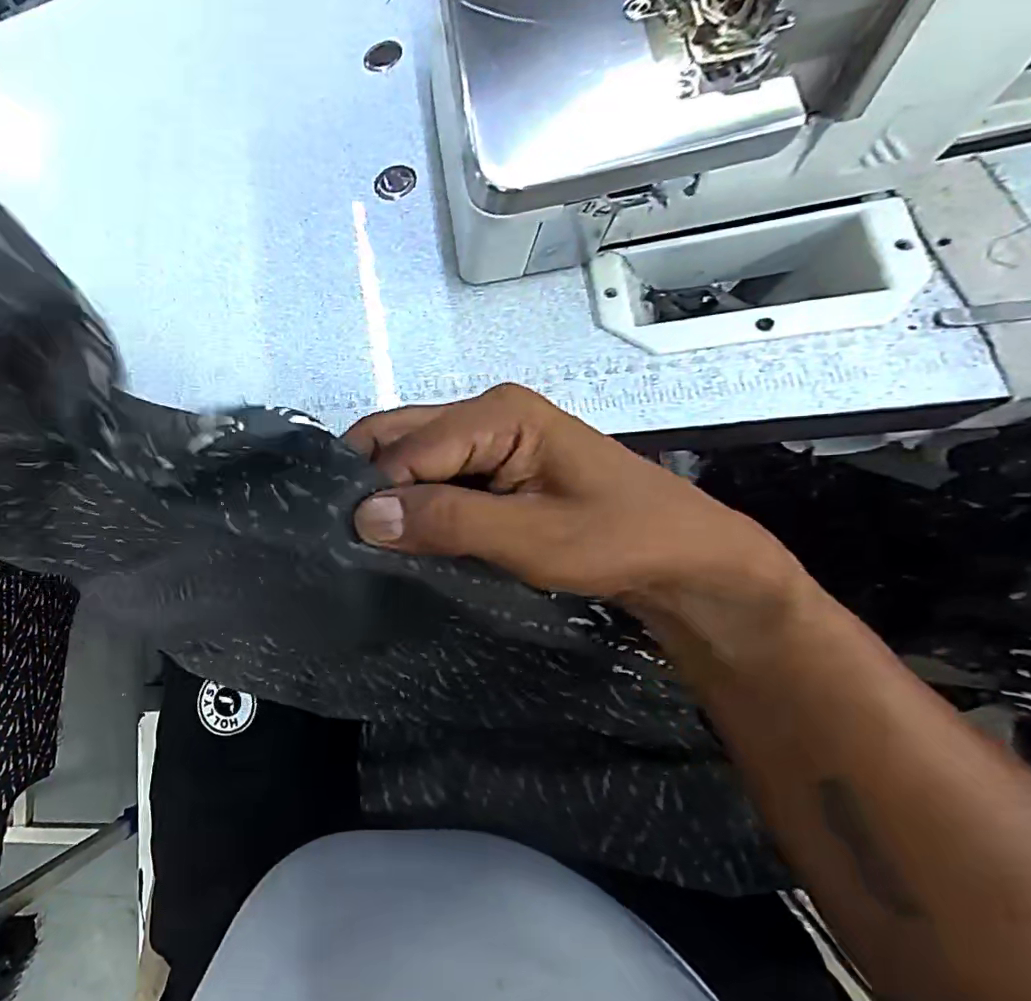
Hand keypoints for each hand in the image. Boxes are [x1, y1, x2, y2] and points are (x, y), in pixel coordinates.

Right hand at [345, 384, 810, 656]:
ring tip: (371, 545)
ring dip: (392, 497)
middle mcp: (487, 413)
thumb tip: (364, 516)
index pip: (407, 446)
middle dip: (370, 483)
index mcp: (498, 413)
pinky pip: (437, 479)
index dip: (376, 492)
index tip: (353, 543)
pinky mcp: (496, 469)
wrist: (682, 559)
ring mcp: (492, 440)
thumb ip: (449, 520)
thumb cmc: (618, 540)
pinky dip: (416, 506)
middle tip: (349, 540)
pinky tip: (407, 538)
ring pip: (413, 459)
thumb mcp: (532, 536)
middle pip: (400, 438)